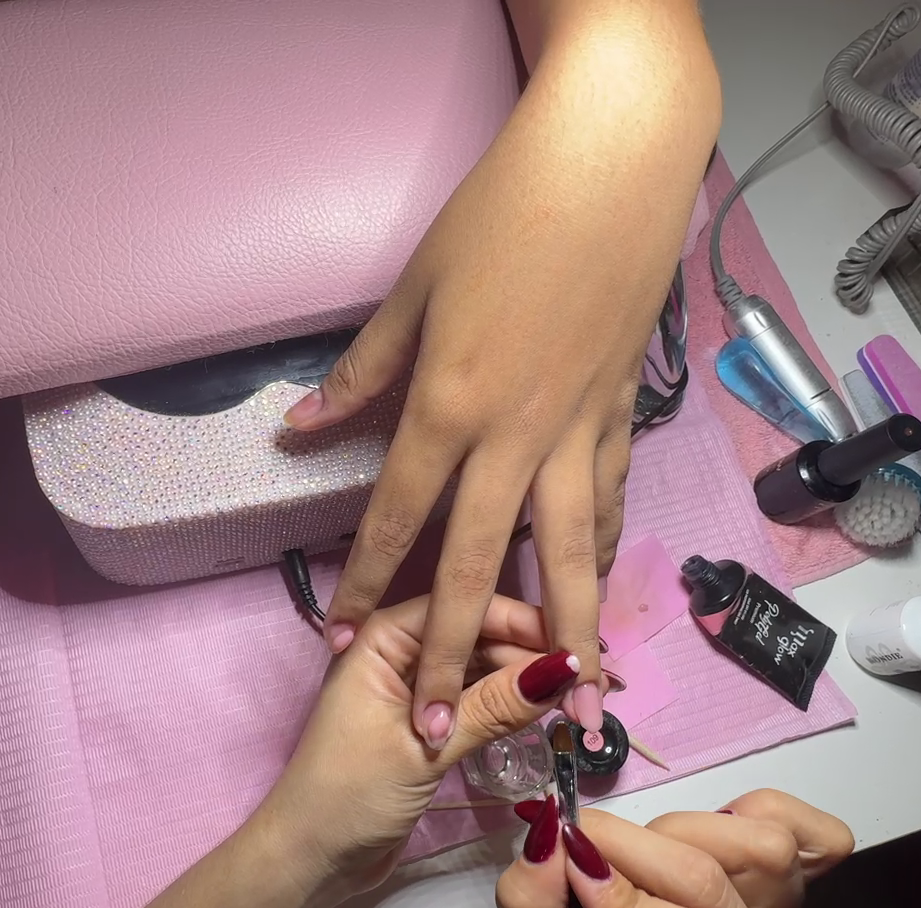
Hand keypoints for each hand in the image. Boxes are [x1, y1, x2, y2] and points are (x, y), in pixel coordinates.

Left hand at [255, 594, 581, 897]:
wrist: (312, 858)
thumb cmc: (350, 793)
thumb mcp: (425, 749)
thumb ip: (492, 706)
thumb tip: (566, 668)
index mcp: (385, 636)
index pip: (464, 609)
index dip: (526, 624)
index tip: (585, 646)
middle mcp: (403, 650)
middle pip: (479, 637)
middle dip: (536, 657)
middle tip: (601, 681)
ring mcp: (417, 686)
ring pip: (483, 669)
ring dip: (530, 683)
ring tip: (589, 696)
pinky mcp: (429, 720)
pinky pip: (477, 699)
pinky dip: (511, 705)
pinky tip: (552, 709)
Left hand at [283, 2, 719, 749]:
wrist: (614, 168)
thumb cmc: (500, 221)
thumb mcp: (414, 292)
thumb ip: (359, 375)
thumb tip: (300, 428)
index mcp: (450, 409)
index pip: (396, 518)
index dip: (364, 582)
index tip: (340, 640)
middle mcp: (514, 440)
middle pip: (479, 564)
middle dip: (455, 651)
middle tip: (443, 725)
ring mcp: (577, 434)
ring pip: (569, 553)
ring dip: (565, 631)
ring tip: (572, 698)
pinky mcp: (621, 418)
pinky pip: (609, 500)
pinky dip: (603, 548)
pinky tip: (600, 584)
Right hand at [497, 790, 853, 907]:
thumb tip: (548, 835)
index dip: (631, 903)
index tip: (568, 862)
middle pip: (710, 886)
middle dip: (626, 847)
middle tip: (575, 843)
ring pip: (759, 848)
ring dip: (676, 831)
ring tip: (638, 855)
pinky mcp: (805, 892)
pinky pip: (810, 833)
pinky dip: (754, 812)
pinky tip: (709, 830)